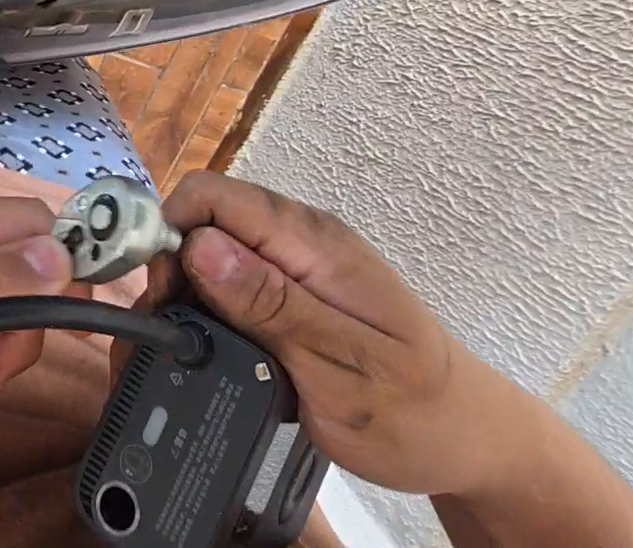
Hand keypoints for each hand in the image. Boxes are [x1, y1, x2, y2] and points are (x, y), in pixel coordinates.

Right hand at [137, 173, 549, 498]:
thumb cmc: (411, 412)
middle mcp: (301, 236)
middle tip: (175, 327)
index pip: (213, 195)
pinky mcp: (295, 283)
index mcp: (312, 242)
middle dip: (175, 262)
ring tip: (191, 338)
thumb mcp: (339, 367)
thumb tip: (199, 245)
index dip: (172, 230)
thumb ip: (270, 303)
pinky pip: (235, 270)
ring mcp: (299, 258)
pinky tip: (216, 336)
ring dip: (190, 284)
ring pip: (215, 243)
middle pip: (208, 215)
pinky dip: (211, 298)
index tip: (164, 292)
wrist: (468, 437)